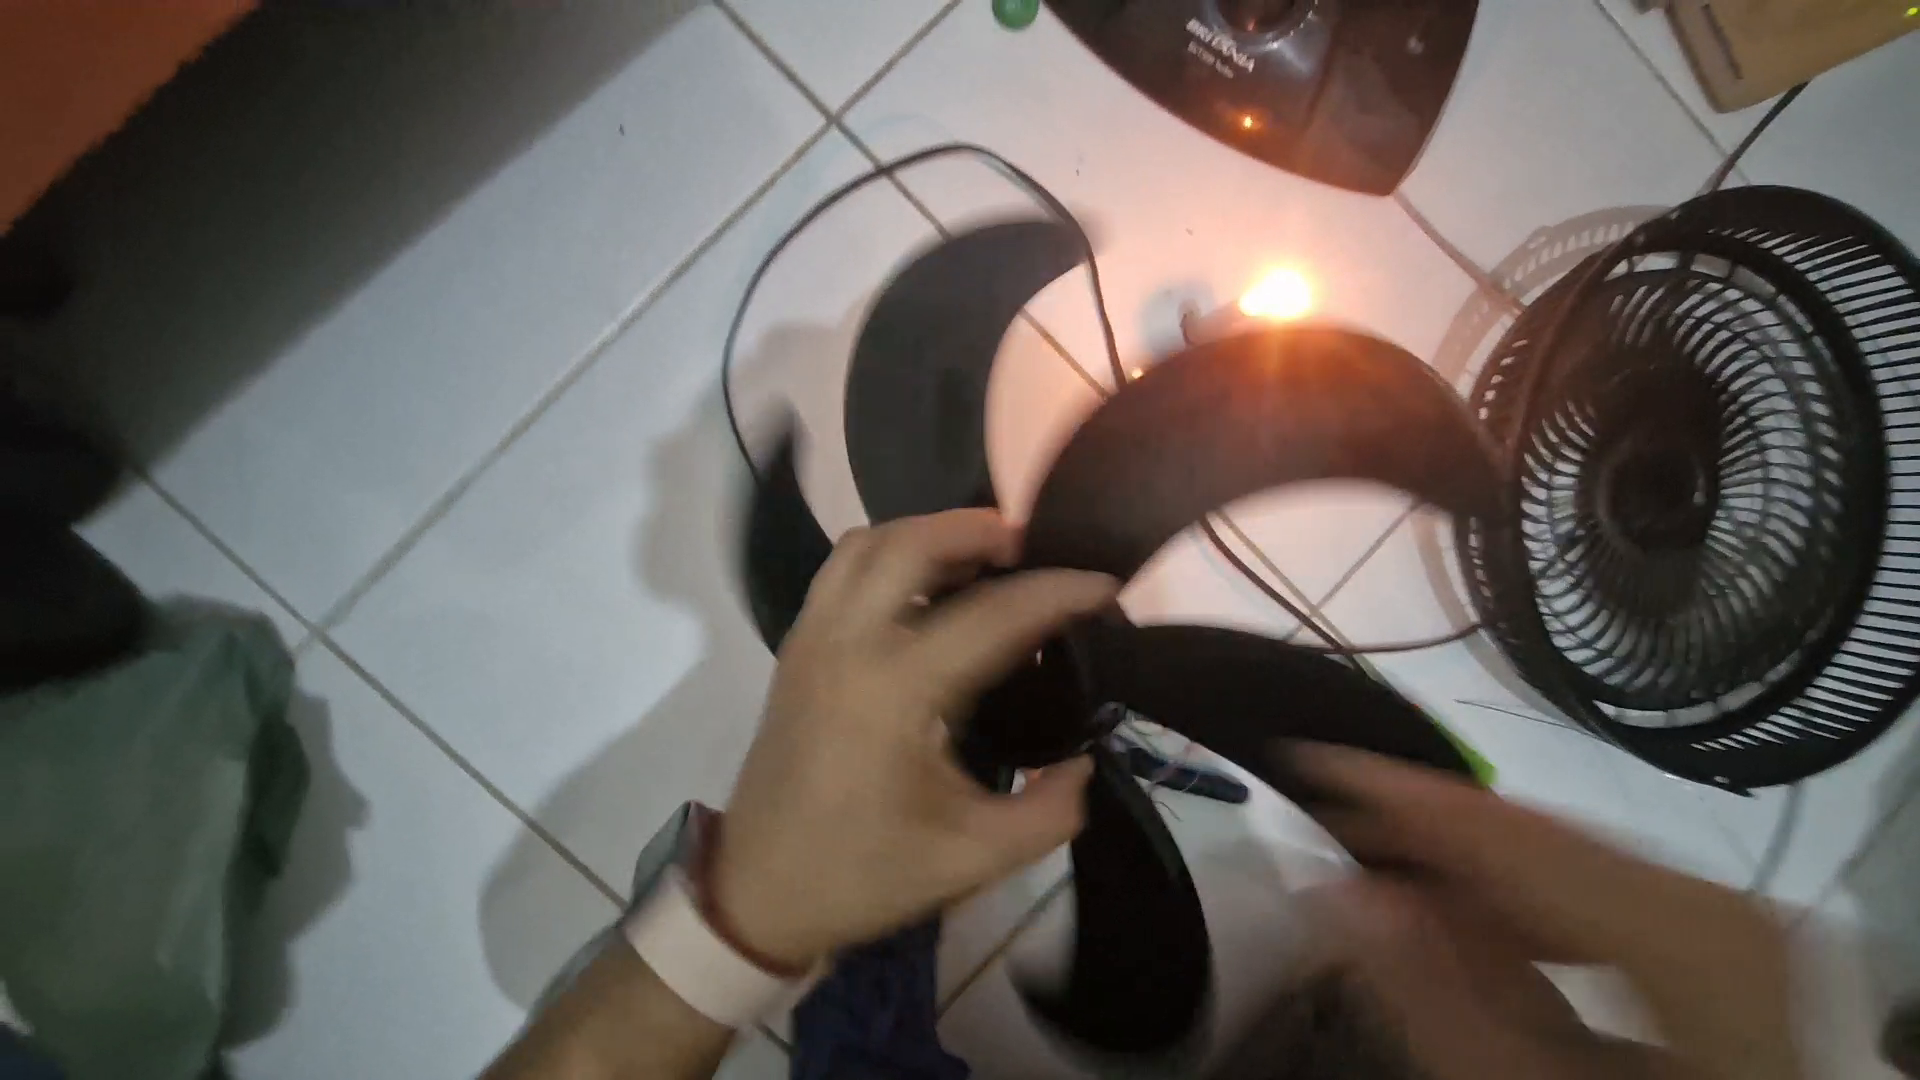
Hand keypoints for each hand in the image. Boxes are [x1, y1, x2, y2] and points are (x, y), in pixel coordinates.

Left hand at [709, 509, 1117, 968]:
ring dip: (928, 532)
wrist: (760, 889)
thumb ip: (1048, 811)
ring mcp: (813, 636)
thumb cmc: (865, 872)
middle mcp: (848, 642)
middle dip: (979, 529)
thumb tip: (1082, 760)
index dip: (1058, 592)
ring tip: (980, 555)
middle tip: (1031, 546)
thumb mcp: (972, 857)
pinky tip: (923, 582)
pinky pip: (842, 567)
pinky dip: (888, 551)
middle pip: (914, 543)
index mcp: (895, 690)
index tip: (1105, 587)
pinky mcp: (797, 644)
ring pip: (869, 542)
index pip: (992, 615)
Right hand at [1293, 745, 1800, 1079]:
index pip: (1498, 829)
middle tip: (1323, 834)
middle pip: (1520, 837)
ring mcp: (1712, 910)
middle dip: (1414, 838)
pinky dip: (1505, 898)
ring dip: (1453, 870)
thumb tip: (1331, 892)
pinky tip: (1458, 921)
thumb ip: (1428, 994)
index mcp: (1681, 930)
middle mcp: (1705, 896)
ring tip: (1376, 883)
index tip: (1302, 757)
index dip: (1389, 788)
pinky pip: (1578, 884)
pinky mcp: (1705, 931)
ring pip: (1543, 856)